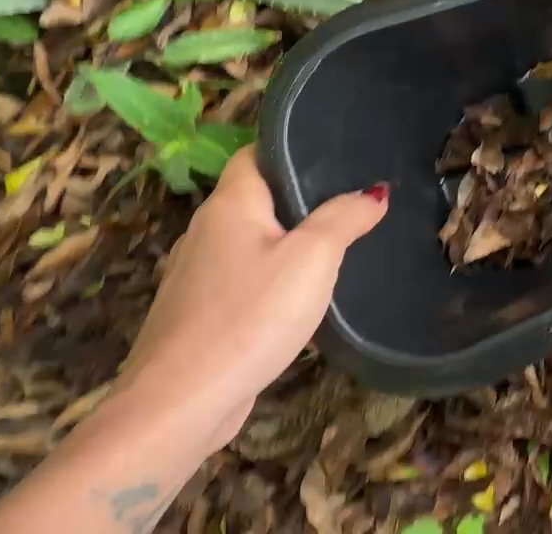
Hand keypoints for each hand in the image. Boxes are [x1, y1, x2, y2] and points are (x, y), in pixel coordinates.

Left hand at [116, 150, 387, 455]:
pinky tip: (308, 289)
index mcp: (230, 206)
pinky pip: (248, 275)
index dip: (294, 146)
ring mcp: (199, 276)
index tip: (341, 147)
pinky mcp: (202, 313)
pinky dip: (278, 273)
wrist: (178, 406)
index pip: (256, 154)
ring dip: (293, 236)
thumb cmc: (249, 316)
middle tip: (359, 191)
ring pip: (255, 238)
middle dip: (304, 193)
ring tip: (344, 236)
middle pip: (259, 197)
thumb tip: (374, 191)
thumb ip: (346, 216)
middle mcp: (206, 232)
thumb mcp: (313, 257)